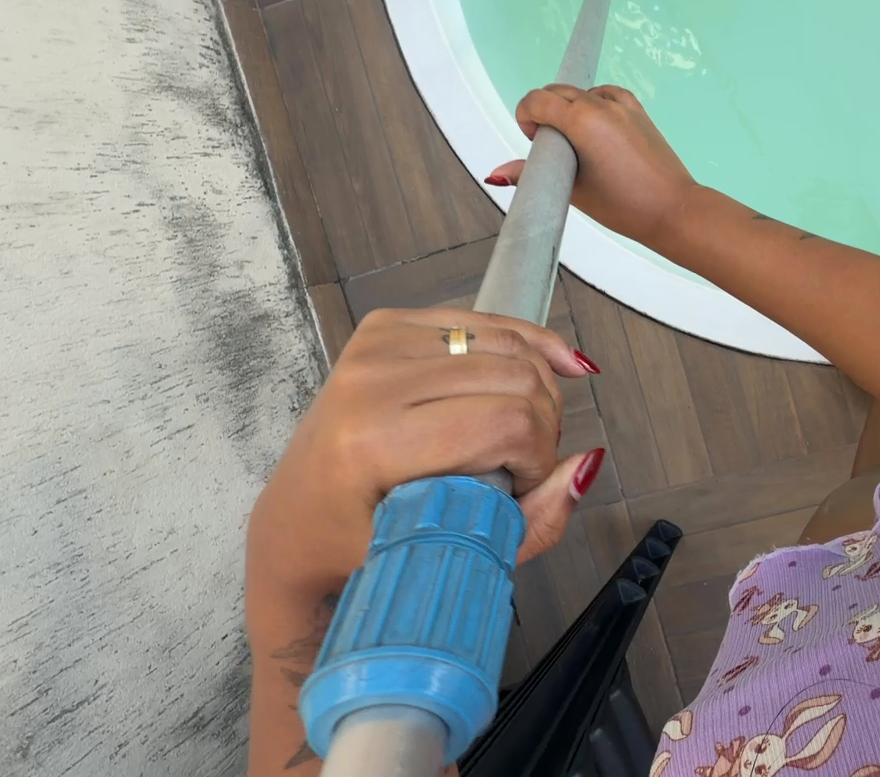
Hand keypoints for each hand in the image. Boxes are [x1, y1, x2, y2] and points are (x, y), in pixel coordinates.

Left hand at [246, 308, 605, 601]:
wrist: (293, 524)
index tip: (525, 487)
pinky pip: (488, 321)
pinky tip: (556, 362)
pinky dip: (530, 342)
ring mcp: (375, 344)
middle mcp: (369, 379)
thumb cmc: (361, 551)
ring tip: (527, 426)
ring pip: (510, 343)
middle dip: (544, 422)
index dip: (539, 455)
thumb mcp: (450, 559)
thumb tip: (586, 464)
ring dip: (540, 386)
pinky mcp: (387, 324)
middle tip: (527, 461)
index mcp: (371, 441)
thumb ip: (533, 521)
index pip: (506, 421)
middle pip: (515, 377)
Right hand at [485, 84, 697, 245]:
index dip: (526, 118)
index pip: (536, 100)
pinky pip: (608, 95)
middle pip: (556, 91)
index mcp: (581, 121)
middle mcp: (601, 106)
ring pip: (582, 91)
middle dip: (545, 112)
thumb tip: (496, 174)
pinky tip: (596, 130)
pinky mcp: (639, 112)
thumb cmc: (625, 206)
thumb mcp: (573, 191)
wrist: (672, 210)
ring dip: (569, 107)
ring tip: (575, 140)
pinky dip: (595, 105)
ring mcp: (624, 107)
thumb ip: (532, 176)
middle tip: (551, 147)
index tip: (534, 141)